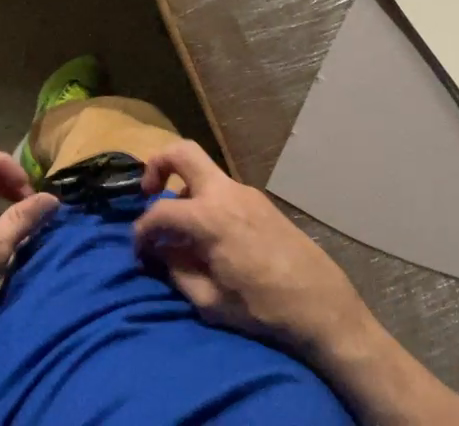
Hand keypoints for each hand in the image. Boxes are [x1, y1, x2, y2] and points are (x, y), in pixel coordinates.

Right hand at [132, 141, 372, 358]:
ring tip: (181, 232)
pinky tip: (209, 237)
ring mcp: (246, 192)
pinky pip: (222, 190)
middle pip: (183, 152)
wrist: (320, 301)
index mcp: (210, 217)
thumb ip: (177, 270)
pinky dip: (205, 202)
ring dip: (184, 190)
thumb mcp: (209, 300)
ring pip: (204, 172)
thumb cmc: (262, 306)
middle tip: (148, 193)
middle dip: (157, 165)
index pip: (159, 212)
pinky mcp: (260, 202)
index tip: (138, 252)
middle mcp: (226, 193)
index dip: (140, 231)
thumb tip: (160, 252)